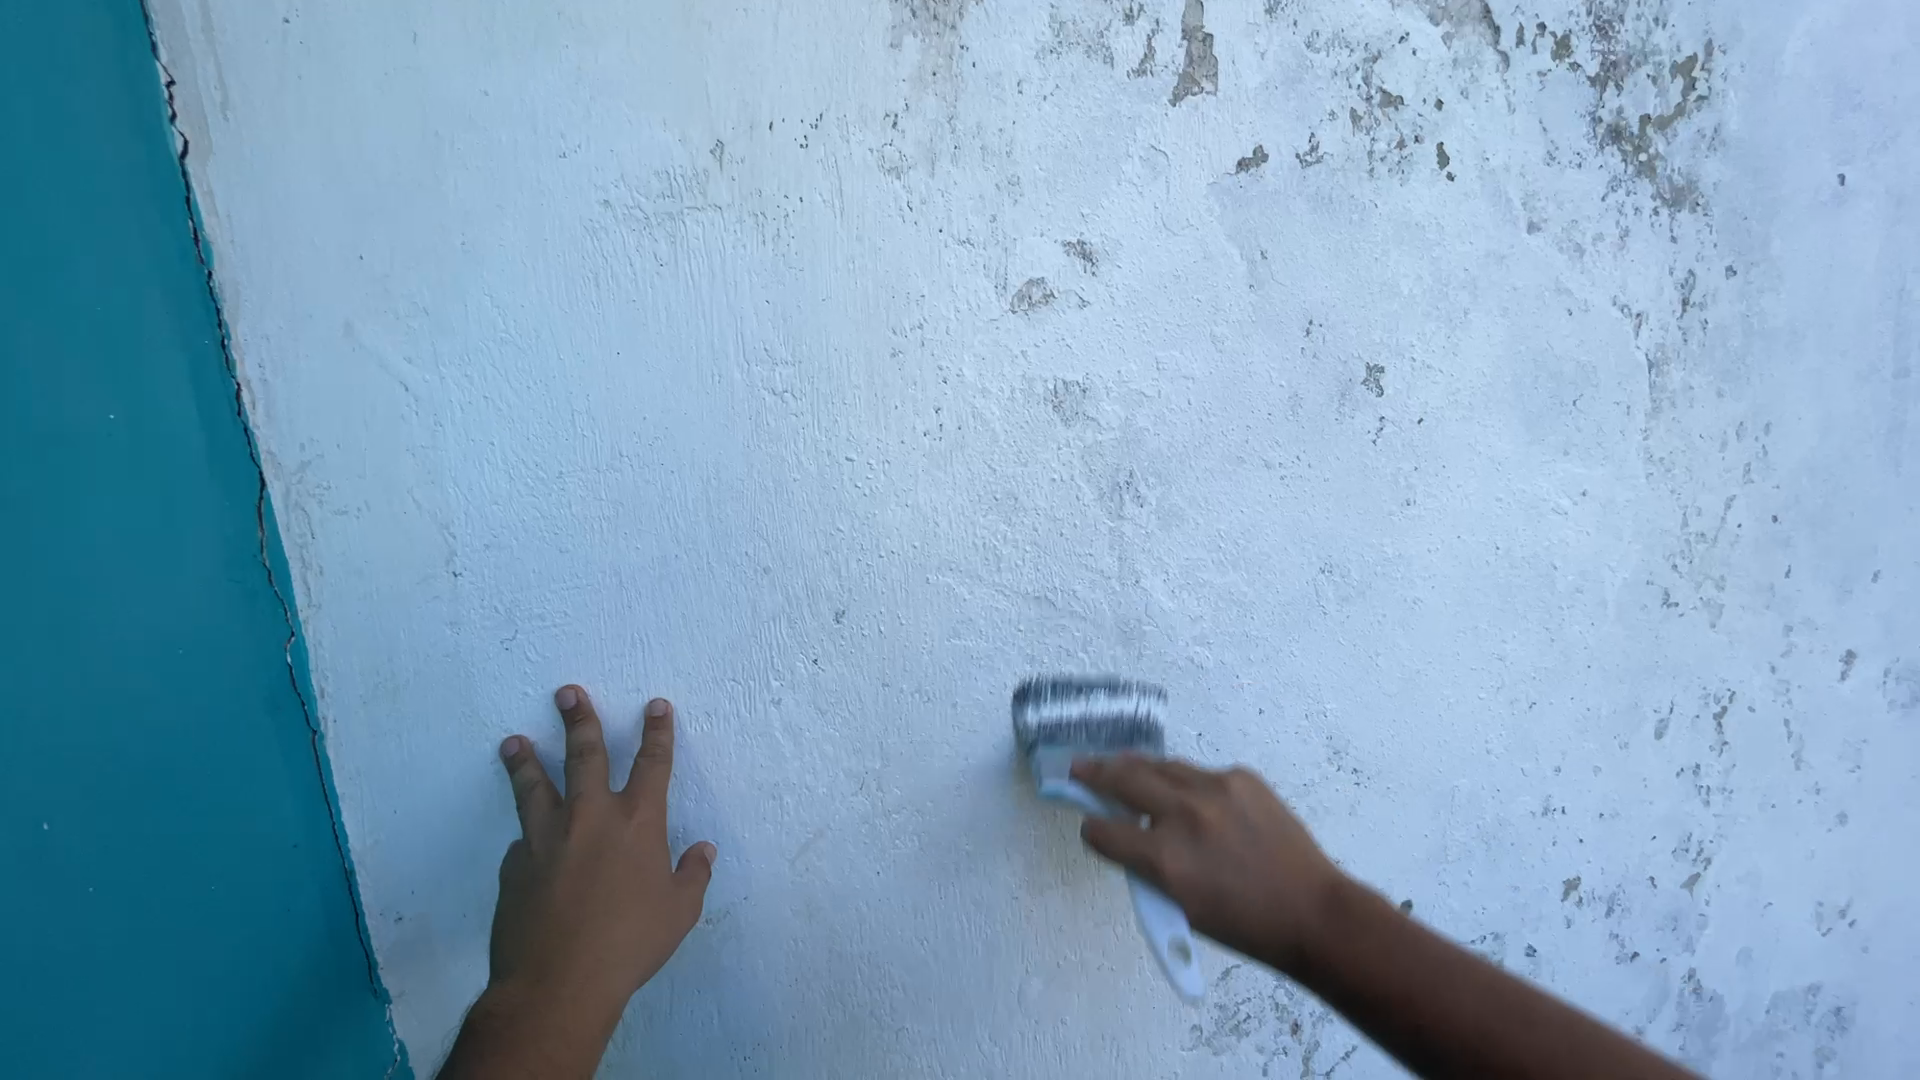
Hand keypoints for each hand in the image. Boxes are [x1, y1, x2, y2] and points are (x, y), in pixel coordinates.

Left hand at [486, 687, 713, 1058]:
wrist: (556, 986)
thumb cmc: (629, 943)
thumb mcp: (679, 911)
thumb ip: (693, 875)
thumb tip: (702, 851)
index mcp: (638, 822)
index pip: (654, 763)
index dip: (658, 731)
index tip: (656, 705)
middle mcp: (591, 818)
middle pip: (585, 756)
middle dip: (579, 720)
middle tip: (566, 692)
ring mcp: (547, 840)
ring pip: (535, 788)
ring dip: (525, 762)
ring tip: (512, 741)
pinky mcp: (515, 868)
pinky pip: (523, 844)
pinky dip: (528, 837)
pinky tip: (524, 845)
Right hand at [1072, 756, 1342, 974]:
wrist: (1314, 913)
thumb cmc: (1244, 924)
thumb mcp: (1181, 904)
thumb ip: (1147, 864)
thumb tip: (1125, 833)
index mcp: (1165, 859)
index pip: (1105, 832)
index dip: (1092, 830)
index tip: (1089, 825)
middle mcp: (1184, 815)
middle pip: (1123, 779)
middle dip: (1095, 773)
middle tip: (1078, 767)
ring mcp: (1215, 789)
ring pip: (1161, 766)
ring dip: (1137, 767)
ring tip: (1119, 764)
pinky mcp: (1240, 777)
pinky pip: (1200, 773)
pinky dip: (1186, 782)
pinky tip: (1186, 792)